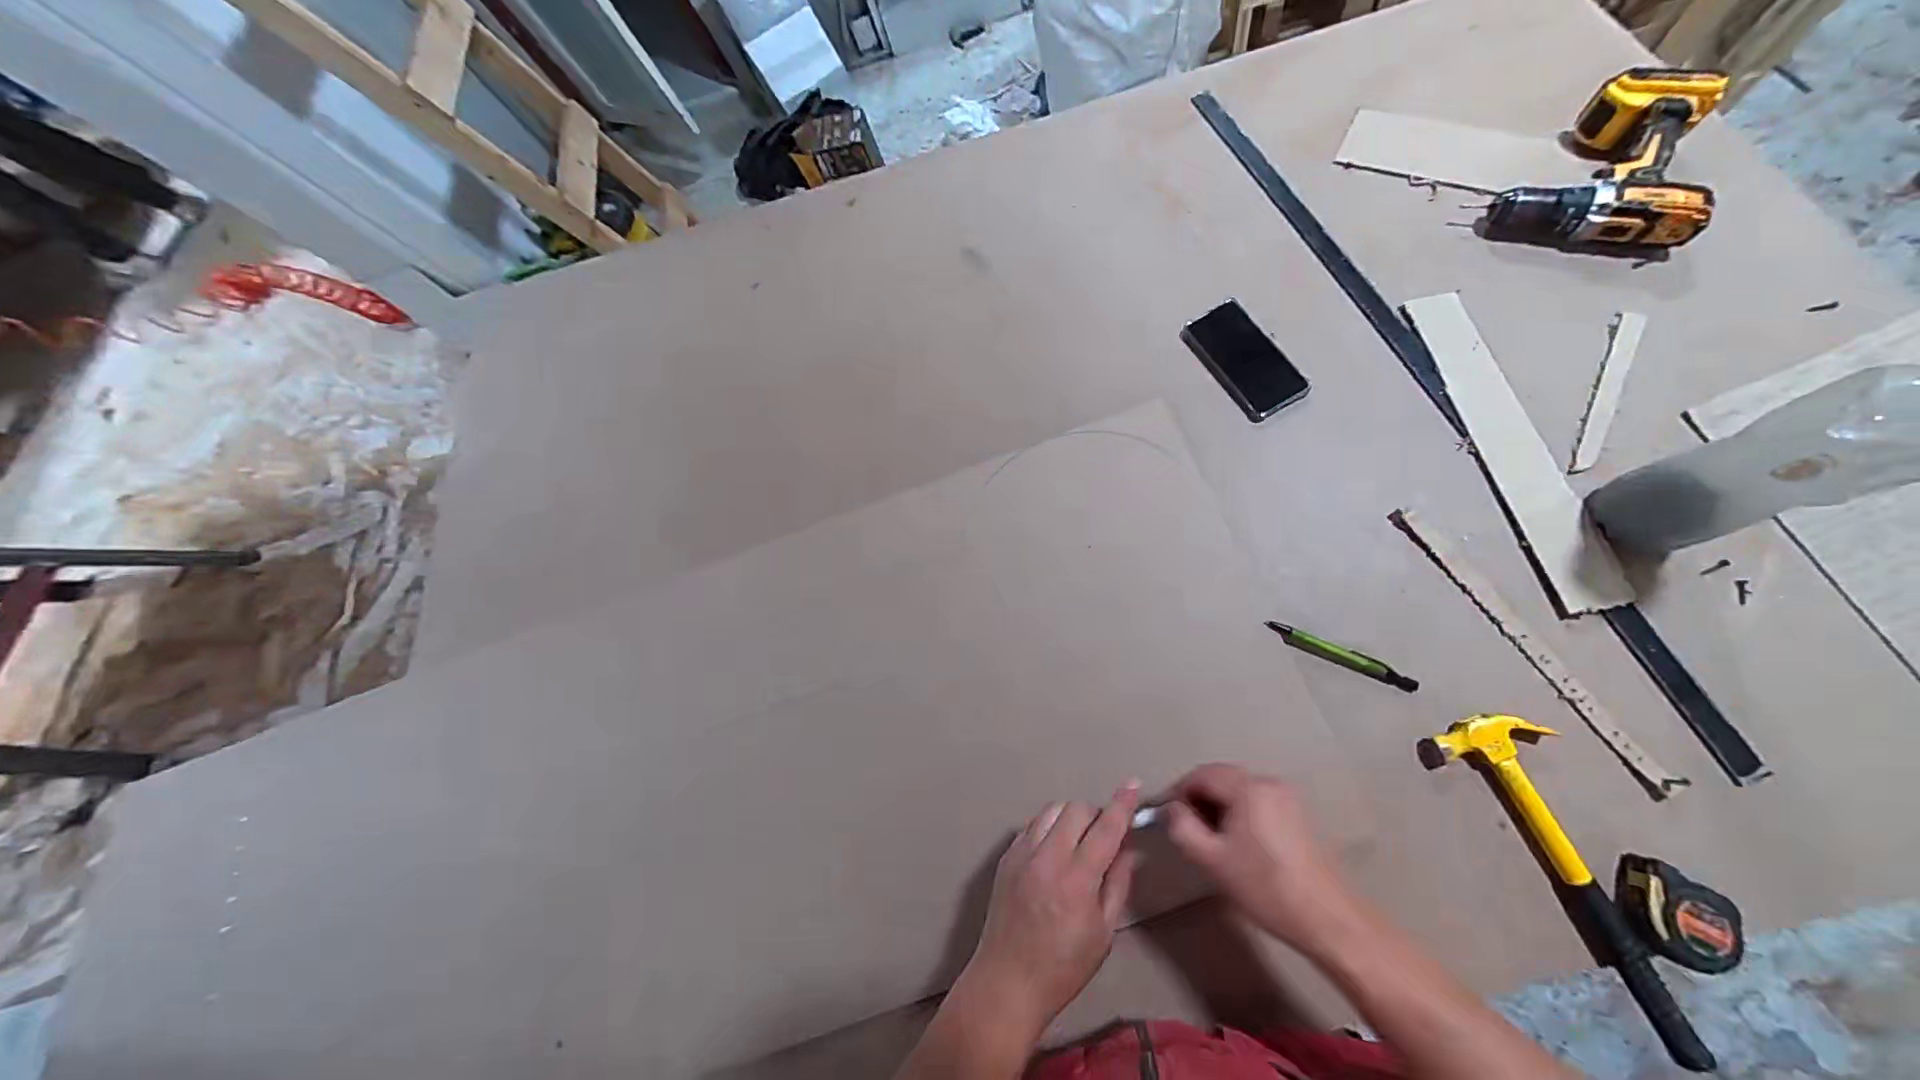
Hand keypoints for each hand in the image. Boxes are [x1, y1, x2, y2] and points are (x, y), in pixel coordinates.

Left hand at [951, 783, 1142, 1039]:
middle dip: (1096, 814)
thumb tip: (1128, 849)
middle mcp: (1047, 858)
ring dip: (1070, 817)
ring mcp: (1021, 854)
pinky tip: (1054, 852)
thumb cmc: (1063, 967)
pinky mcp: (1005, 858)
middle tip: (1105, 837)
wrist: (1007, 981)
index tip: (1132, 784)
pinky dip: (1048, 829)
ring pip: (1051, 810)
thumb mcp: (1103, 933)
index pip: (1105, 828)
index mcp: (1077, 880)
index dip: (1122, 804)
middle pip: (1076, 809)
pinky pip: (1031, 826)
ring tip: (1078, 842)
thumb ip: (1117, 884)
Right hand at [1163, 764, 1358, 948]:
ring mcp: (1287, 797)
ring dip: (1218, 806)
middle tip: (1188, 830)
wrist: (1327, 919)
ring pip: (1238, 789)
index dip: (1178, 792)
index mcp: (1248, 788)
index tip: (1168, 817)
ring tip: (1211, 839)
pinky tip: (1237, 843)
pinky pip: (1256, 800)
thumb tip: (1171, 809)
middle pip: (1220, 778)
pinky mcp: (1297, 813)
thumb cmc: (1265, 887)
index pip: (1201, 774)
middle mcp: (1268, 782)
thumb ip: (1182, 827)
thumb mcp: (1211, 860)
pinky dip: (1238, 812)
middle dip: (1198, 799)